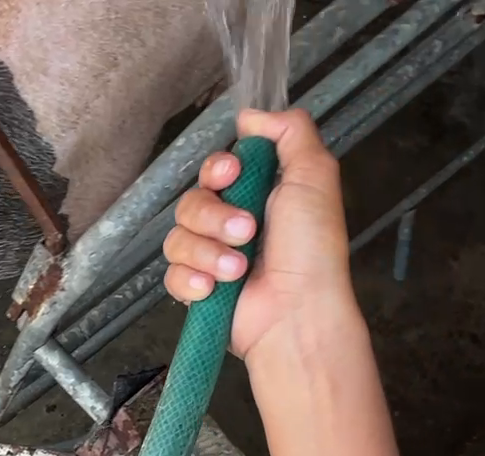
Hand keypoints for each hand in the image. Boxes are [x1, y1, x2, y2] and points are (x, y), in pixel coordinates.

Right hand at [164, 109, 362, 364]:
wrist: (296, 312)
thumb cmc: (311, 249)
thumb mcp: (313, 176)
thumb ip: (289, 133)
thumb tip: (250, 114)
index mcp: (255, 196)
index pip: (213, 172)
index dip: (215, 171)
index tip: (231, 178)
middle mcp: (228, 225)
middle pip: (190, 203)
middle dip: (213, 218)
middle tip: (246, 233)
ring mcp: (209, 260)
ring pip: (177, 240)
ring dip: (207, 253)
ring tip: (237, 271)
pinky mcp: (195, 292)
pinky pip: (171, 276)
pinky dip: (190, 281)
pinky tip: (211, 291)